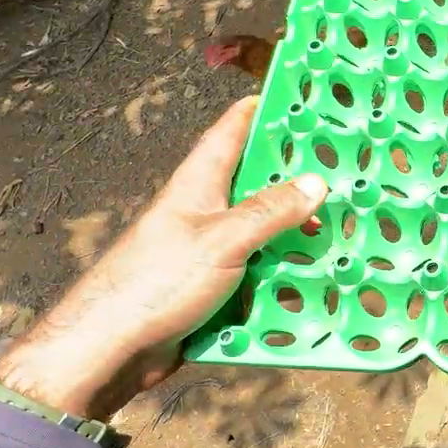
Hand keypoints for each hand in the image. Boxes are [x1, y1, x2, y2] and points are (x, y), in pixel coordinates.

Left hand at [0, 96, 326, 419]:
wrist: (110, 352)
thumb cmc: (156, 283)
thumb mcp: (221, 240)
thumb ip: (269, 211)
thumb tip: (317, 182)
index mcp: (197, 186)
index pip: (228, 134)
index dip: (255, 111)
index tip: (288, 95)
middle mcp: (203, 213)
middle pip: (253, 183)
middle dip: (291, 175)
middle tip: (336, 166)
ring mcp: (208, 251)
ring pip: (261, 230)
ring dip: (293, 230)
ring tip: (336, 227)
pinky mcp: (213, 286)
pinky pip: (258, 270)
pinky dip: (283, 270)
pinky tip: (311, 275)